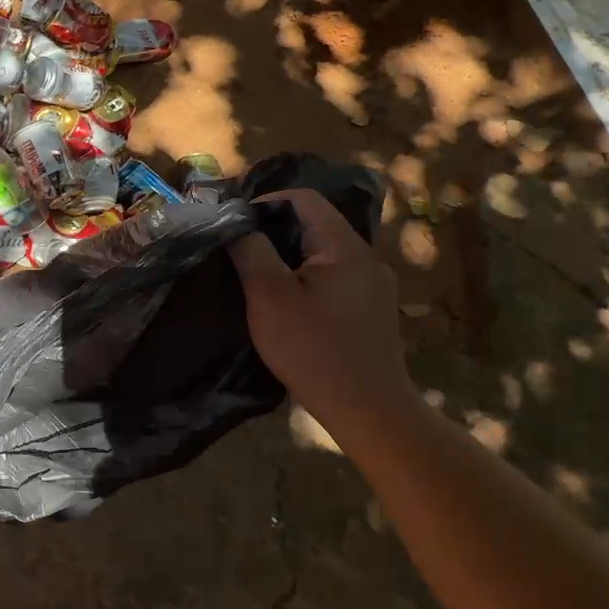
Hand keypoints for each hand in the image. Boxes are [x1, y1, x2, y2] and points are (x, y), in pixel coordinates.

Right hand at [228, 188, 413, 436]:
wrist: (367, 408)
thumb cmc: (312, 347)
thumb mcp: (268, 294)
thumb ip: (249, 249)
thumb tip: (234, 221)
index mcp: (345, 248)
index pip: (305, 200)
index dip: (265, 203)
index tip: (234, 225)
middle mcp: (367, 259)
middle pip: (315, 225)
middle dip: (272, 231)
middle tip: (238, 252)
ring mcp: (374, 286)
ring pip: (323, 253)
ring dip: (287, 256)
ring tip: (257, 278)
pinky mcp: (372, 310)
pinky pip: (333, 277)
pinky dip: (304, 278)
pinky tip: (286, 304)